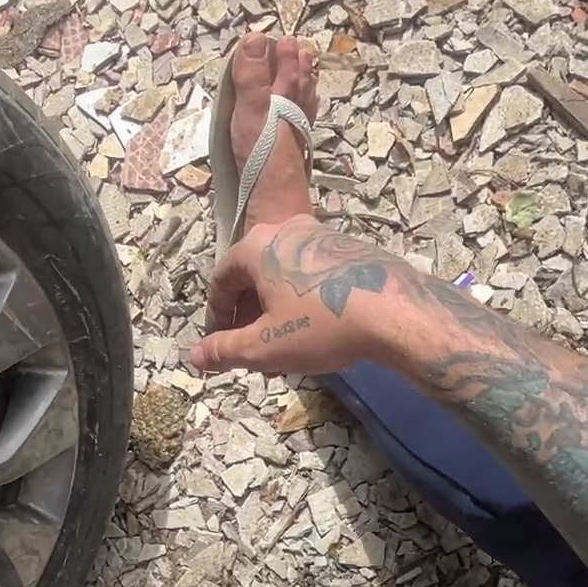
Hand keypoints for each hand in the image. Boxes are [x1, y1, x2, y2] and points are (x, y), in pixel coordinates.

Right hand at [190, 215, 414, 374]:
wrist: (394, 312)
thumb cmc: (319, 326)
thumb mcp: (263, 347)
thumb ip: (224, 350)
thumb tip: (192, 356)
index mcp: (257, 247)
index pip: (220, 280)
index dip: (215, 316)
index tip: (218, 344)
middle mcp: (286, 231)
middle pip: (252, 275)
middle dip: (246, 314)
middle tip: (249, 348)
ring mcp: (321, 236)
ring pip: (283, 274)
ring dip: (274, 308)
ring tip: (281, 344)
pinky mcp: (349, 248)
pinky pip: (310, 274)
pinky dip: (301, 300)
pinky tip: (315, 328)